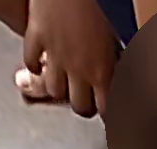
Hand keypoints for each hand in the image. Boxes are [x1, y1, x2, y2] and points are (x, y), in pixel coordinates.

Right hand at [19, 0, 118, 117]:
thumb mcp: (119, 29)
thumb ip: (119, 55)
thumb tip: (126, 69)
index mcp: (102, 69)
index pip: (106, 110)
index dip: (108, 111)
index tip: (109, 106)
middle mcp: (78, 68)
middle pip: (80, 107)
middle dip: (84, 103)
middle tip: (87, 94)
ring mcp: (55, 52)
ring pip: (54, 90)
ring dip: (59, 86)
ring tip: (64, 77)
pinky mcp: (36, 33)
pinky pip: (31, 60)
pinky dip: (34, 64)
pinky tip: (40, 59)